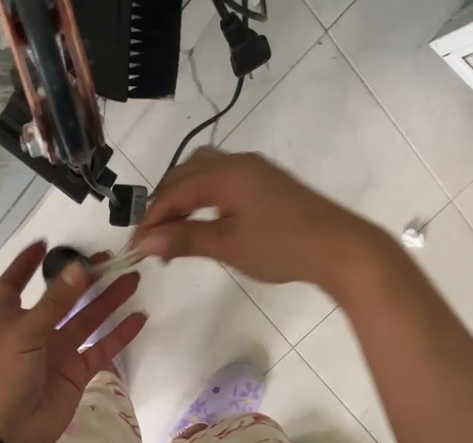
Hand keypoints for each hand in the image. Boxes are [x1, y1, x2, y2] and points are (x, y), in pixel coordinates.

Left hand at [0, 241, 145, 442]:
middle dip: (84, 279)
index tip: (45, 245)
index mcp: (9, 318)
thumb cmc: (5, 376)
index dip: (26, 265)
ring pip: (87, 320)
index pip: (14, 284)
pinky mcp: (76, 373)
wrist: (10, 431)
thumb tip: (79, 268)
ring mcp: (57, 352)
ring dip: (108, 302)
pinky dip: (119, 335)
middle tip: (110, 259)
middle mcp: (34, 331)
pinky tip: (138, 319)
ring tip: (133, 280)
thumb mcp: (25, 333)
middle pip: (62, 298)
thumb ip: (54, 302)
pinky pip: (101, 349)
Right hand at [132, 147, 397, 295]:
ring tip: (172, 234)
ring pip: (202, 175)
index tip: (135, 249)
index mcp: (225, 174)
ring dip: (181, 200)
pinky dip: (200, 200)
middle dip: (162, 207)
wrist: (337, 246)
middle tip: (151, 243)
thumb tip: (145, 243)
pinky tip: (199, 223)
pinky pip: (220, 181)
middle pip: (184, 175)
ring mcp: (252, 170)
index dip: (150, 219)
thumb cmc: (282, 247)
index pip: (172, 191)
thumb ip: (185, 240)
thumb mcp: (228, 246)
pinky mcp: (264, 183)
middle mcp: (236, 162)